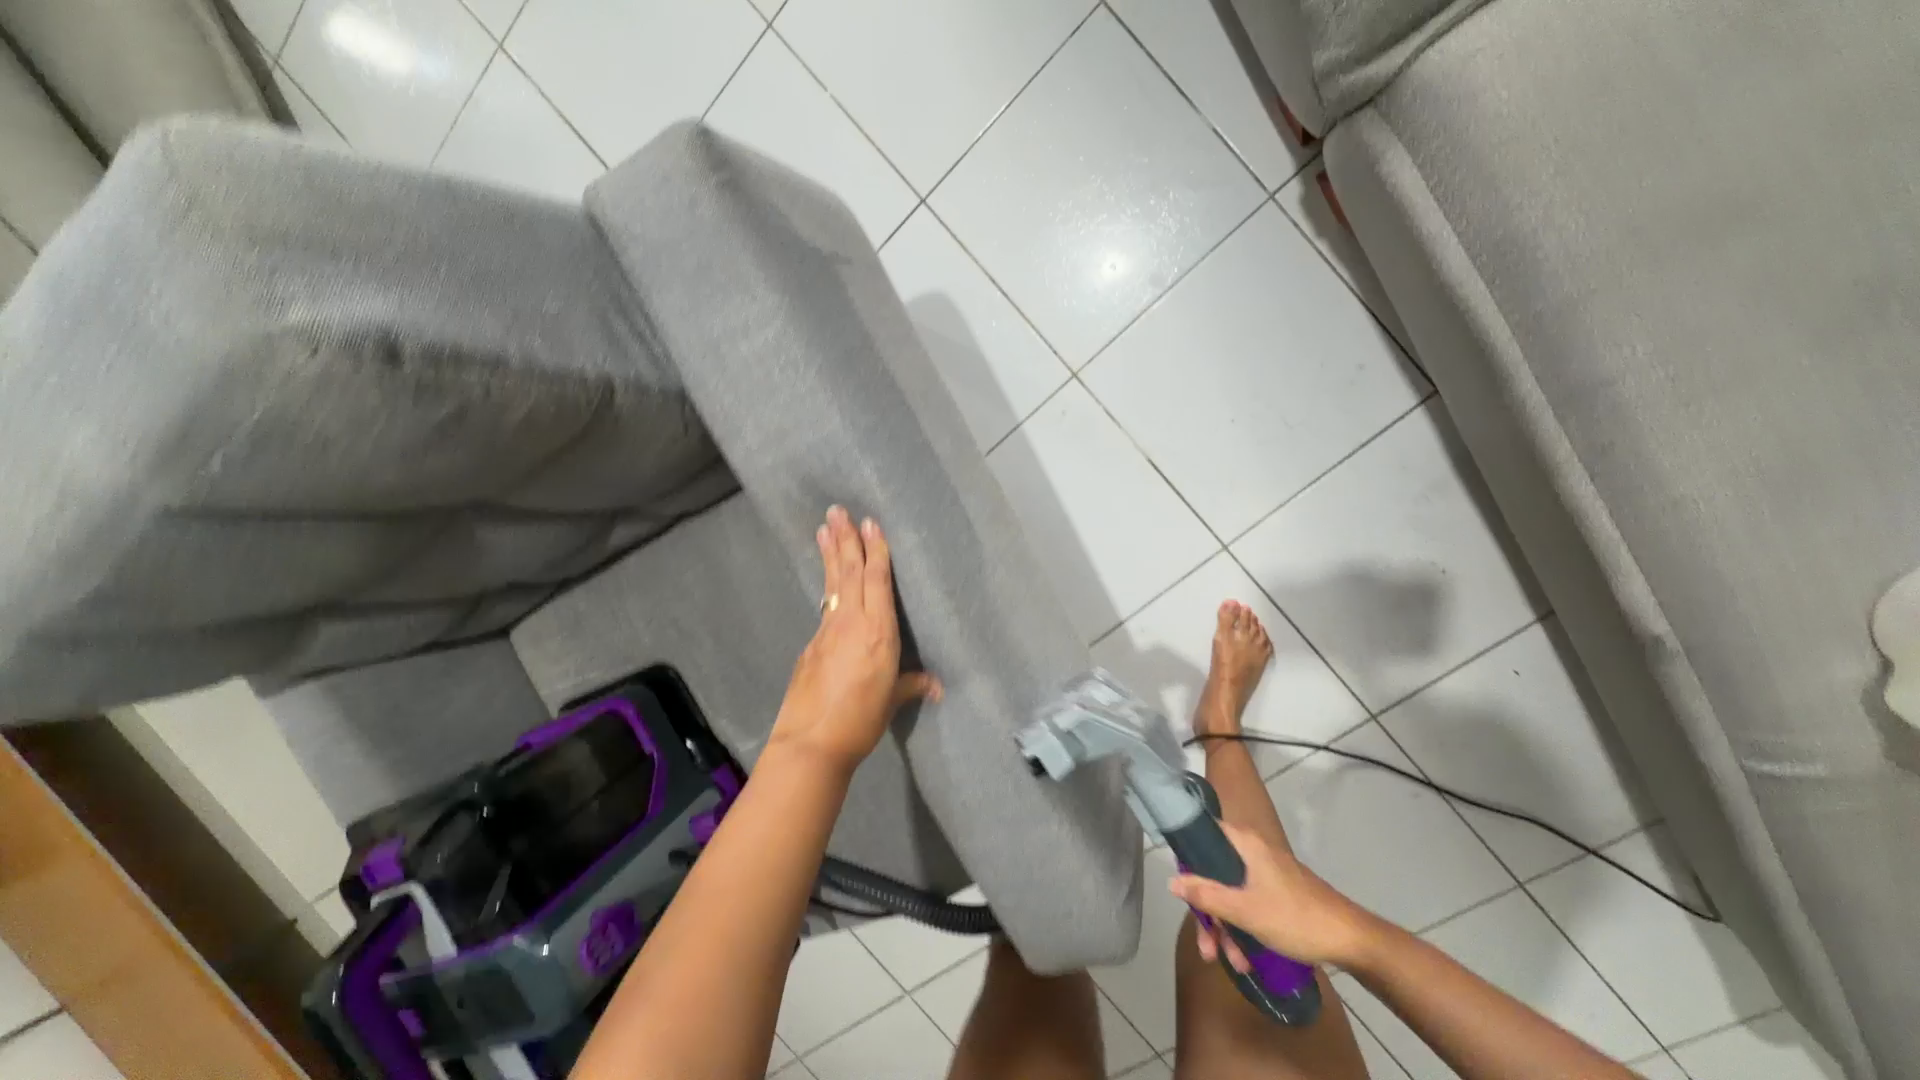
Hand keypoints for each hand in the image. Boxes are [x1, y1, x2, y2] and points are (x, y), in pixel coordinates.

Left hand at [767, 506, 941, 769]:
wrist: (812, 742)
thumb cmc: (862, 721)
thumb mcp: (892, 701)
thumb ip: (911, 685)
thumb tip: (936, 685)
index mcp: (879, 632)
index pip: (878, 581)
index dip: (875, 550)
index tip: (870, 523)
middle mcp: (852, 623)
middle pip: (850, 572)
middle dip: (845, 539)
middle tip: (837, 510)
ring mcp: (827, 632)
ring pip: (833, 585)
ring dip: (830, 555)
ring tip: (825, 528)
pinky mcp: (810, 646)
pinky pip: (824, 608)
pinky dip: (827, 588)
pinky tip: (827, 583)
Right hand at [1169, 822, 1384, 971]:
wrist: (1351, 940)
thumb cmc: (1294, 918)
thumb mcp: (1244, 910)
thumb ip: (1206, 895)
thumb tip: (1172, 881)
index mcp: (1247, 845)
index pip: (1205, 833)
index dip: (1188, 857)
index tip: (1183, 888)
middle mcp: (1255, 853)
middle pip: (1216, 874)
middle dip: (1210, 914)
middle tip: (1208, 946)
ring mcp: (1269, 875)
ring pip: (1233, 895)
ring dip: (1227, 930)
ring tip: (1232, 963)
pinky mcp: (1279, 894)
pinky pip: (1250, 906)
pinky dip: (1244, 929)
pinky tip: (1247, 959)